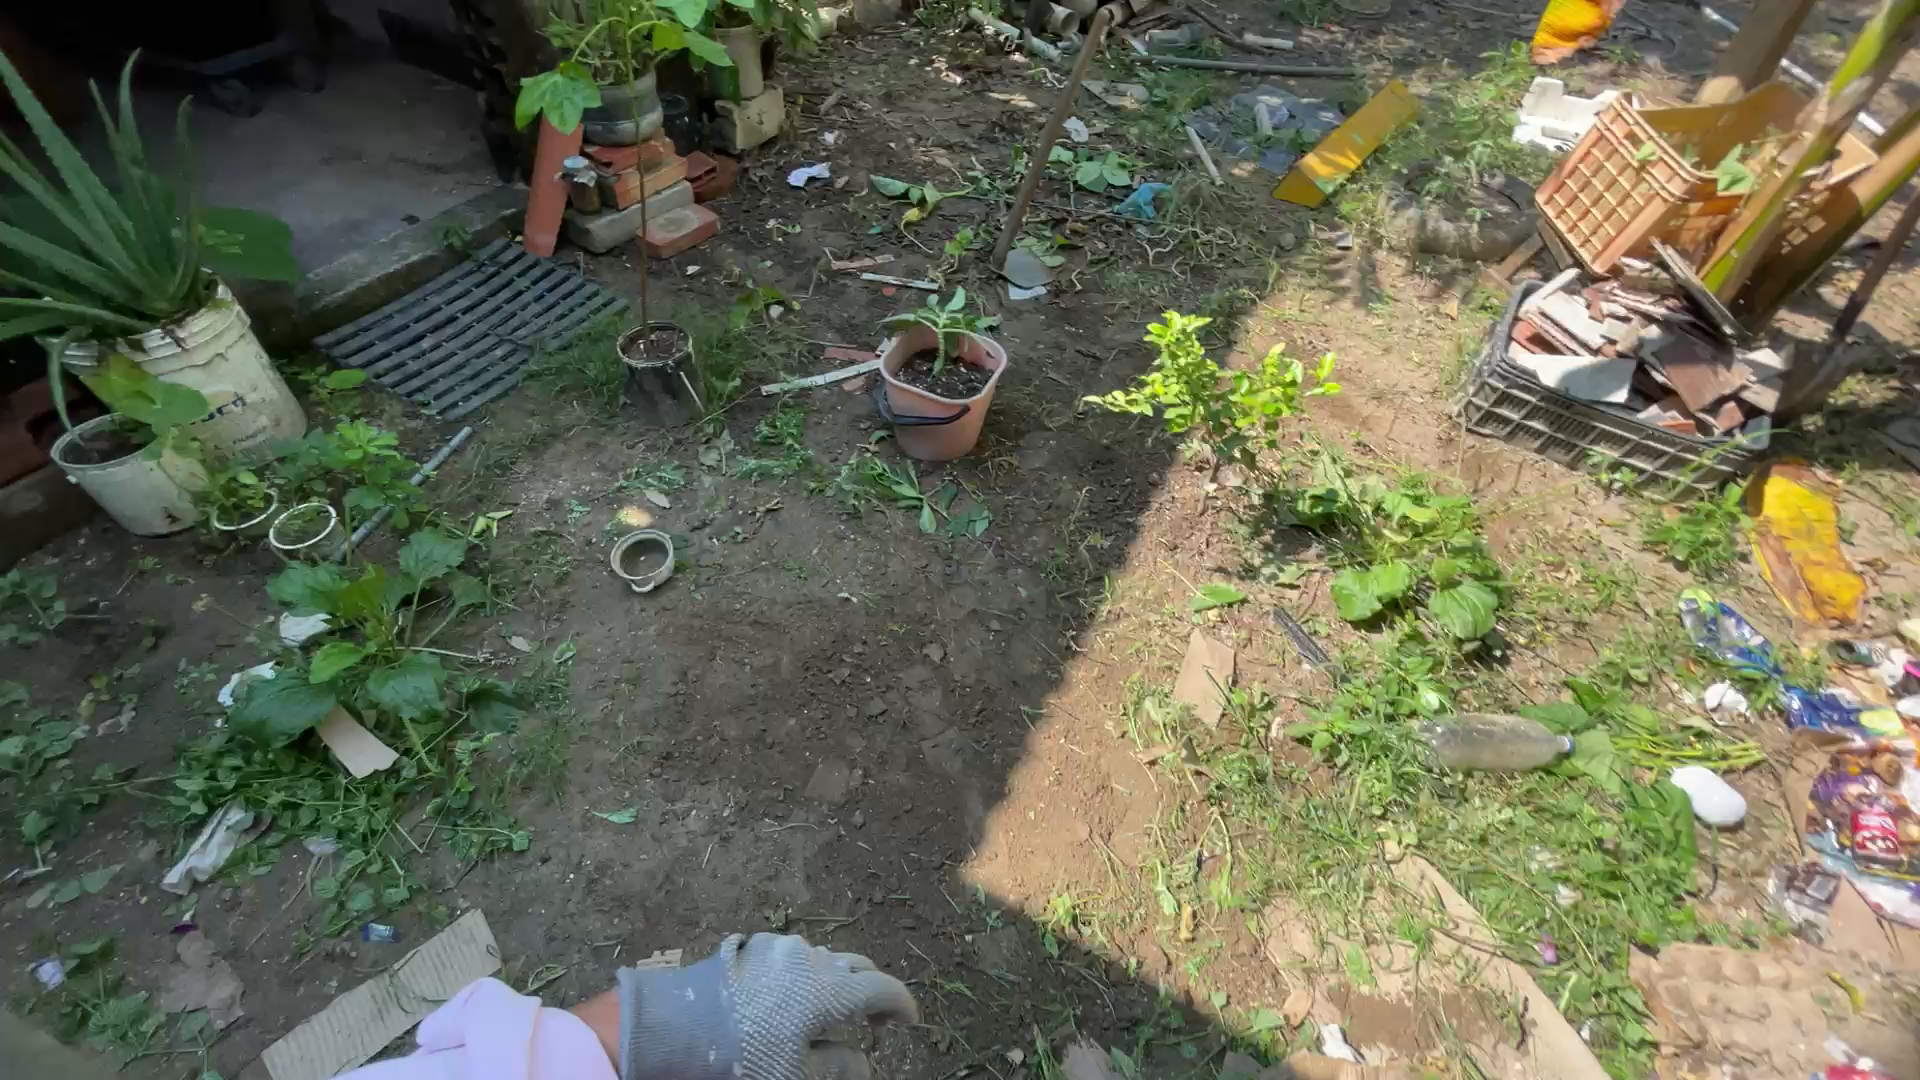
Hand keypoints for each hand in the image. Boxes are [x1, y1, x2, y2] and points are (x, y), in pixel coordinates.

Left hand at [616, 933, 916, 1079]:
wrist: (677, 1028)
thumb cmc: (744, 1060)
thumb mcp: (795, 1075)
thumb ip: (839, 1067)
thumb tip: (866, 1060)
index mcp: (831, 989)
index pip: (882, 989)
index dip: (901, 1004)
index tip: (910, 1020)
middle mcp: (813, 957)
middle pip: (857, 966)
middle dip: (870, 990)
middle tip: (871, 1019)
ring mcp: (782, 945)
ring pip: (824, 958)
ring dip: (835, 980)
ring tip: (827, 1011)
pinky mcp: (754, 945)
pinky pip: (793, 956)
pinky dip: (803, 974)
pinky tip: (787, 998)